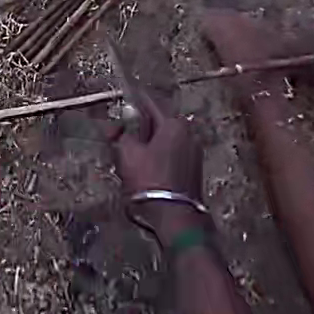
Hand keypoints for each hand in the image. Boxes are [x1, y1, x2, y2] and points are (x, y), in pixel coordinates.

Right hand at [111, 86, 205, 241]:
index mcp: (174, 124)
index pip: (150, 103)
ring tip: (129, 149)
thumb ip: (123, 132)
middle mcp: (188, 133)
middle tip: (119, 130)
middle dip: (139, 125)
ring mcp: (194, 153)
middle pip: (158, 122)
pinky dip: (157, 154)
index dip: (133, 99)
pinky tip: (144, 164)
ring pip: (164, 139)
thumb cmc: (150, 180)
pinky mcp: (194, 171)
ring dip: (147, 141)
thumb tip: (121, 125)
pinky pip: (171, 153)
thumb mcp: (128, 153)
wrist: (175, 219)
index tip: (122, 95)